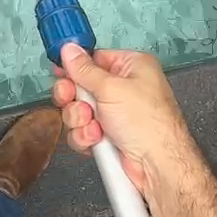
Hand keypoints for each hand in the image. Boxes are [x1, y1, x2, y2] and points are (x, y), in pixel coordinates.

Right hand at [51, 44, 196, 196]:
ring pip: (79, 110)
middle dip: (75, 97)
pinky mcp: (108, 136)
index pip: (95, 59)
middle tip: (72, 99)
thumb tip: (69, 50)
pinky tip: (96, 140)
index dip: (75, 66)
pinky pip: (83, 130)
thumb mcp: (111, 88)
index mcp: (131, 67)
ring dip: (80, 119)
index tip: (59, 72)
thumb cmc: (147, 123)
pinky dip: (85, 136)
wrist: (157, 167)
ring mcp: (115, 114)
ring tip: (93, 126)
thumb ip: (84, 69)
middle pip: (82, 85)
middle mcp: (124, 88)